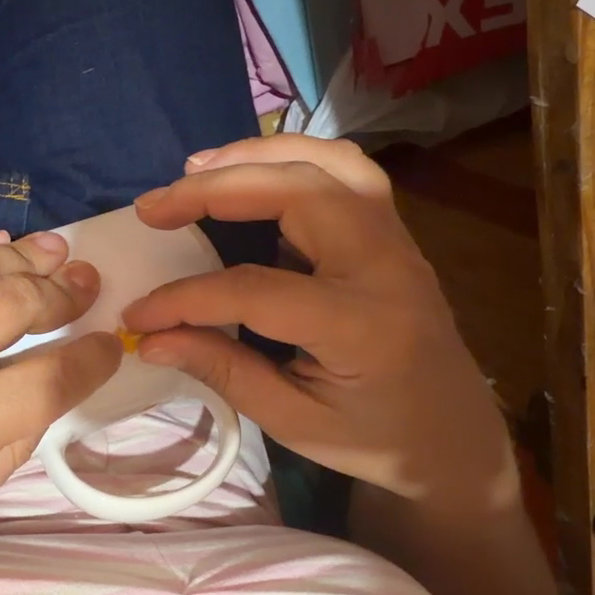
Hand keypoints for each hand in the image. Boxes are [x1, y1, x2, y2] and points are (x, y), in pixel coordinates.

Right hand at [122, 136, 510, 503]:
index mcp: (363, 328)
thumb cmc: (375, 439)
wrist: (456, 436)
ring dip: (255, 156)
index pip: (257, 290)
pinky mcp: (393, 233)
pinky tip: (249, 173)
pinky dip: (290, 159)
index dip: (186, 297)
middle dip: (217, 189)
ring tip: (194, 169)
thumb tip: (150, 338)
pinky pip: (345, 171)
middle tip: (154, 207)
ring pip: (328, 163)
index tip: (138, 313)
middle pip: (299, 192)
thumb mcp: (293, 421)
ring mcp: (397, 241)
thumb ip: (223, 371)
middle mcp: (387, 267)